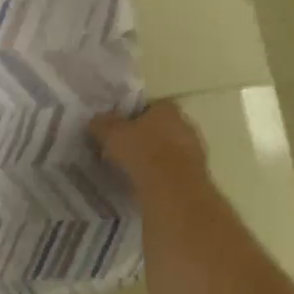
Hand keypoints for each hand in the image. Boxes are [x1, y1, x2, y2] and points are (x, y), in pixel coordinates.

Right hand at [91, 100, 207, 184]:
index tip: (118, 128)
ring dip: (153, 154)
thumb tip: (97, 119)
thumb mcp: (111, 134)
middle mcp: (185, 123)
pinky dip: (161, 169)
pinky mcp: (196, 170)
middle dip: (144, 135)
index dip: (133, 115)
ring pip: (168, 146)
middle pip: (160, 126)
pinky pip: (173, 165)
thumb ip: (102, 123)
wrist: (172, 186)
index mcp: (167, 109)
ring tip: (132, 166)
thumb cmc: (141, 151)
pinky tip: (146, 178)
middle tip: (123, 147)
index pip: (150, 106)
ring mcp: (194, 147)